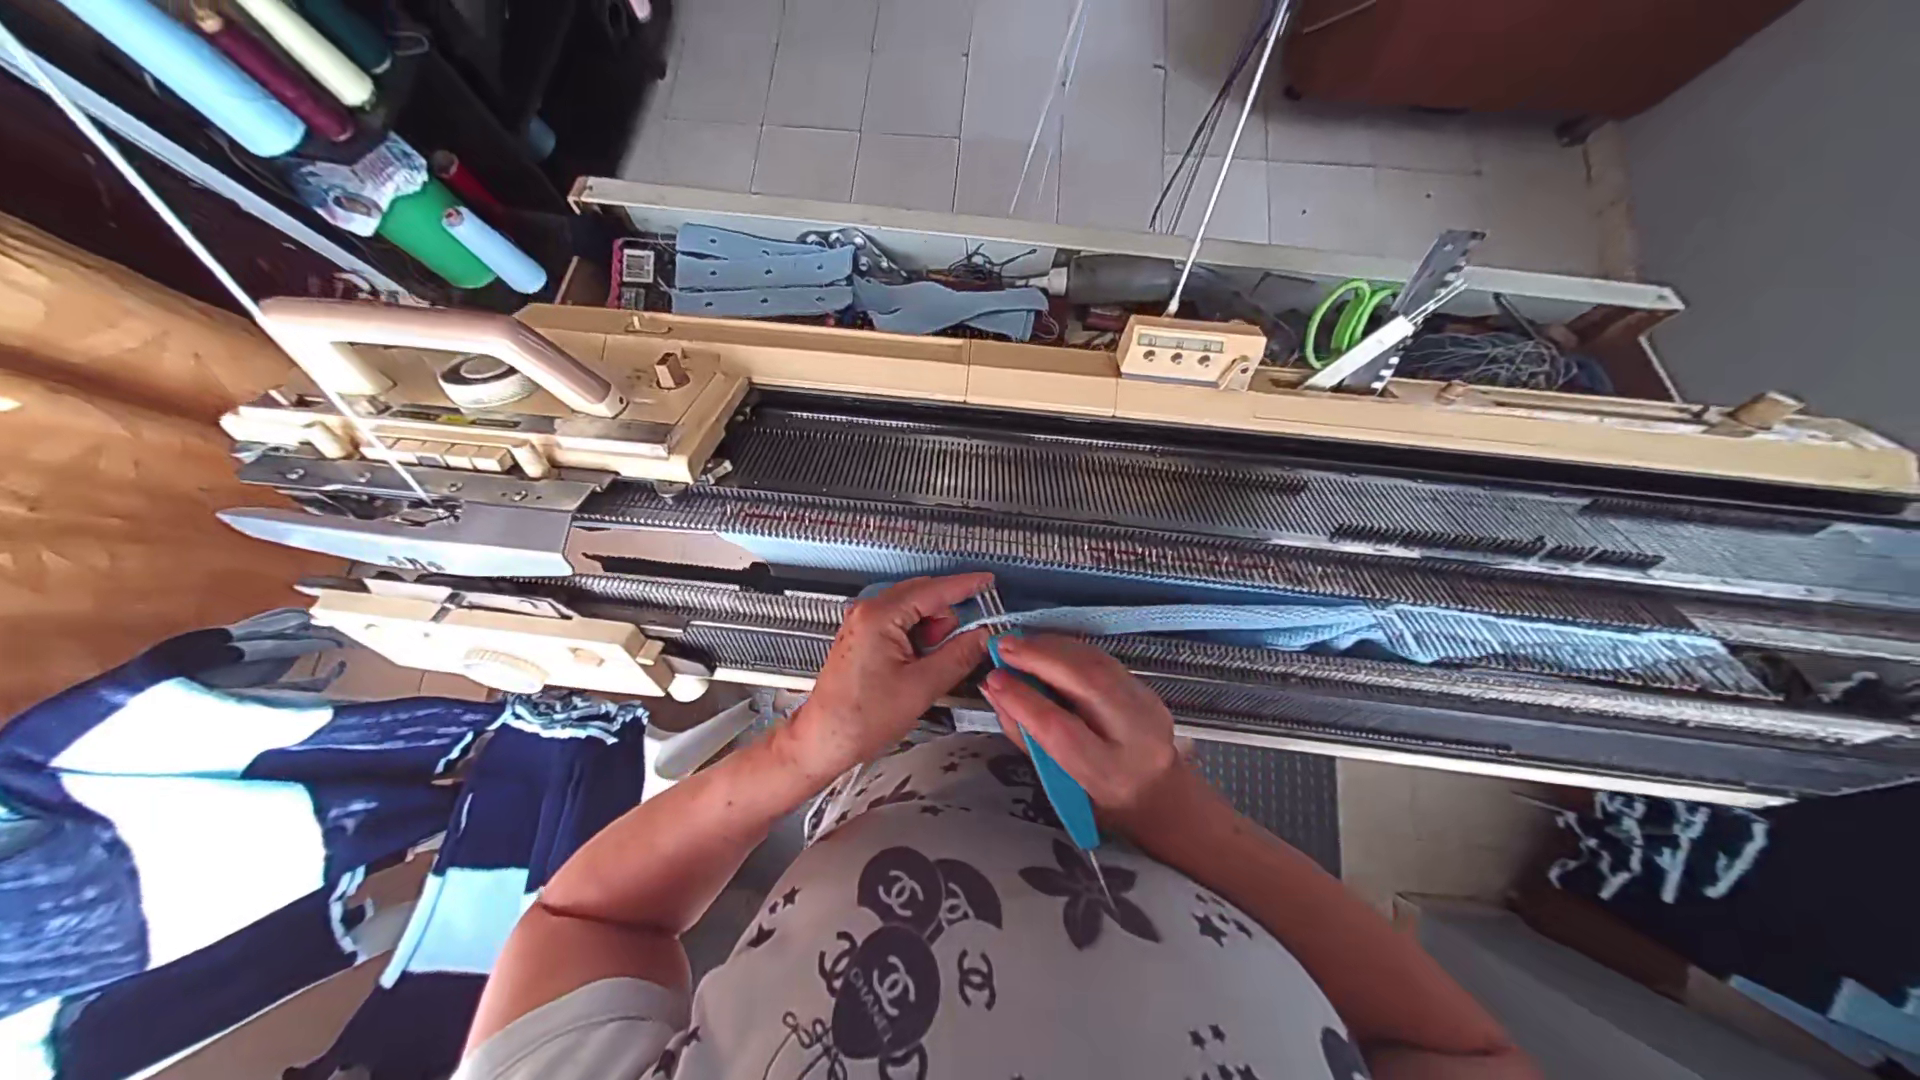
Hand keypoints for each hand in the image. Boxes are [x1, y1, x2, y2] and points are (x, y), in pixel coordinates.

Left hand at [781, 574, 993, 783]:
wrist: (825, 739)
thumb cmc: (859, 717)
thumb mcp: (922, 687)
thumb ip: (958, 656)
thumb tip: (983, 638)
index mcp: (880, 615)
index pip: (934, 590)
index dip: (966, 586)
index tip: (987, 582)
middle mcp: (868, 612)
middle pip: (924, 597)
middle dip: (947, 620)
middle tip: (964, 644)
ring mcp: (864, 623)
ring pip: (914, 612)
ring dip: (931, 632)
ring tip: (928, 666)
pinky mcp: (864, 638)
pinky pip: (901, 625)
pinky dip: (917, 640)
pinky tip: (916, 666)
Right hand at [981, 635, 1195, 835]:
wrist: (1157, 791)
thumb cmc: (1097, 796)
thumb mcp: (1057, 779)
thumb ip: (1024, 734)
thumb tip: (993, 689)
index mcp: (1107, 771)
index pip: (1061, 728)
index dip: (1024, 700)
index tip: (993, 679)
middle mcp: (1135, 734)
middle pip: (1087, 682)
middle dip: (1040, 658)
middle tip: (1002, 647)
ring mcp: (1146, 705)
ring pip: (1096, 662)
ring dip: (1052, 647)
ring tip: (1017, 644)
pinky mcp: (1147, 688)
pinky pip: (1103, 659)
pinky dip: (1069, 648)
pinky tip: (1044, 646)